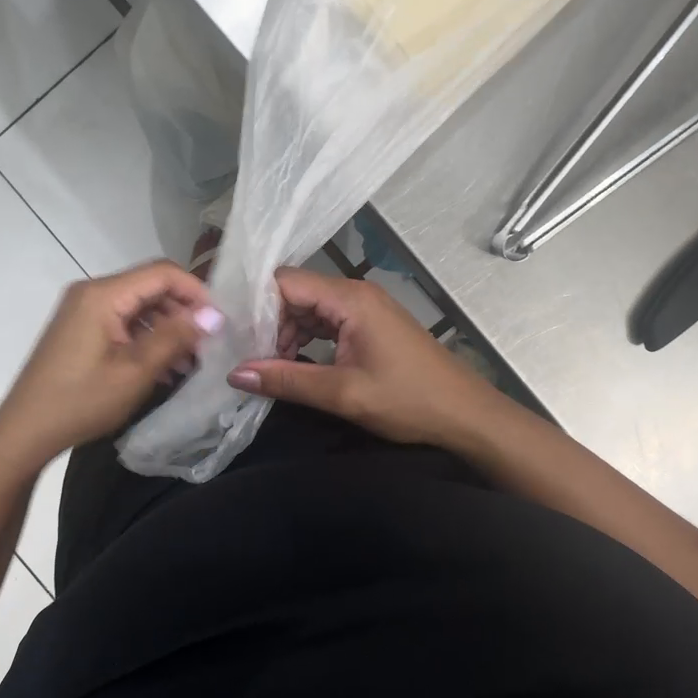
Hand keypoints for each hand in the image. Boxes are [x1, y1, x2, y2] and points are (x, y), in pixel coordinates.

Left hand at [0, 260, 222, 464]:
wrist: (24, 431)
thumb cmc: (80, 401)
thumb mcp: (134, 372)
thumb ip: (174, 338)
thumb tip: (214, 315)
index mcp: (102, 294)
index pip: (162, 273)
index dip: (196, 292)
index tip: (220, 322)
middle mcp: (91, 292)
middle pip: (150, 286)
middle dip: (183, 311)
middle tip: (209, 345)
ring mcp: (83, 310)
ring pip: (138, 306)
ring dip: (167, 328)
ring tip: (191, 362)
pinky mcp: (80, 329)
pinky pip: (122, 322)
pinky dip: (146, 338)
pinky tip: (163, 369)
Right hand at [227, 268, 503, 449]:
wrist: (468, 416)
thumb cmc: (409, 401)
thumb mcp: (343, 394)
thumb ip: (287, 380)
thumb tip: (235, 373)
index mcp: (349, 298)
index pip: (284, 282)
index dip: (254, 303)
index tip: (230, 332)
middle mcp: (354, 293)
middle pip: (294, 293)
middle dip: (266, 322)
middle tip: (243, 354)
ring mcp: (363, 308)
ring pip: (307, 308)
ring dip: (284, 334)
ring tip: (265, 365)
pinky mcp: (368, 325)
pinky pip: (324, 322)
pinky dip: (305, 340)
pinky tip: (292, 364)